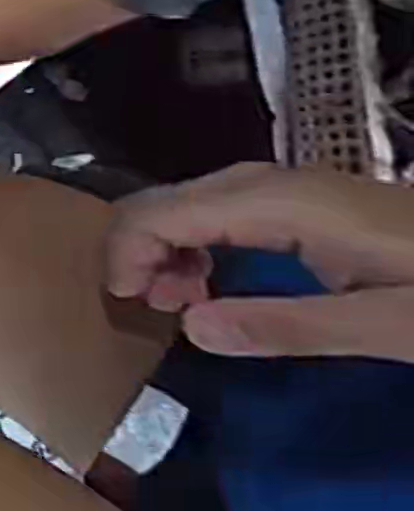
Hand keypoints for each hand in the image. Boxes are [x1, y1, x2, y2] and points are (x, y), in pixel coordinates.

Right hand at [105, 162, 413, 362]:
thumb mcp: (398, 328)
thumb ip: (287, 327)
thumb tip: (186, 329)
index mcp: (271, 203)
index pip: (154, 216)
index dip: (123, 255)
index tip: (128, 303)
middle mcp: (260, 182)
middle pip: (155, 202)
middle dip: (135, 251)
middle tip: (150, 304)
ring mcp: (279, 186)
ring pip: (177, 203)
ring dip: (160, 248)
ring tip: (179, 297)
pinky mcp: (296, 199)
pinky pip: (210, 209)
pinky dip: (191, 242)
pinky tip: (213, 276)